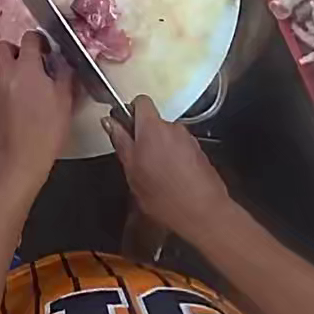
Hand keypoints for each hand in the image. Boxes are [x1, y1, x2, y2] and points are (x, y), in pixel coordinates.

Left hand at [0, 31, 74, 189]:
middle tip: (34, 63)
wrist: (22, 159)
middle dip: (18, 50)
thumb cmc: (47, 129)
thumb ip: (65, 73)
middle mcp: (6, 75)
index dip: (40, 40)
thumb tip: (64, 62)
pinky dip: (9, 90)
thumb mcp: (65, 98)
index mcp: (26, 68)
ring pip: (1, 70)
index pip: (29, 38)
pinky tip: (23, 106)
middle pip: (4, 47)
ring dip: (14, 72)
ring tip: (32, 90)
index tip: (48, 51)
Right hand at [102, 97, 234, 240]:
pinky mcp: (199, 151)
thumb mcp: (132, 170)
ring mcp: (188, 138)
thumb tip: (110, 122)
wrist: (203, 212)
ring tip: (155, 176)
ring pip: (167, 136)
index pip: (141, 101)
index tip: (125, 129)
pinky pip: (180, 148)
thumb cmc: (164, 195)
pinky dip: (174, 158)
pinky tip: (171, 180)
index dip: (131, 112)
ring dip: (159, 149)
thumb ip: (120, 142)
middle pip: (154, 121)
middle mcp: (173, 127)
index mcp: (153, 127)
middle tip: (137, 162)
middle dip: (144, 137)